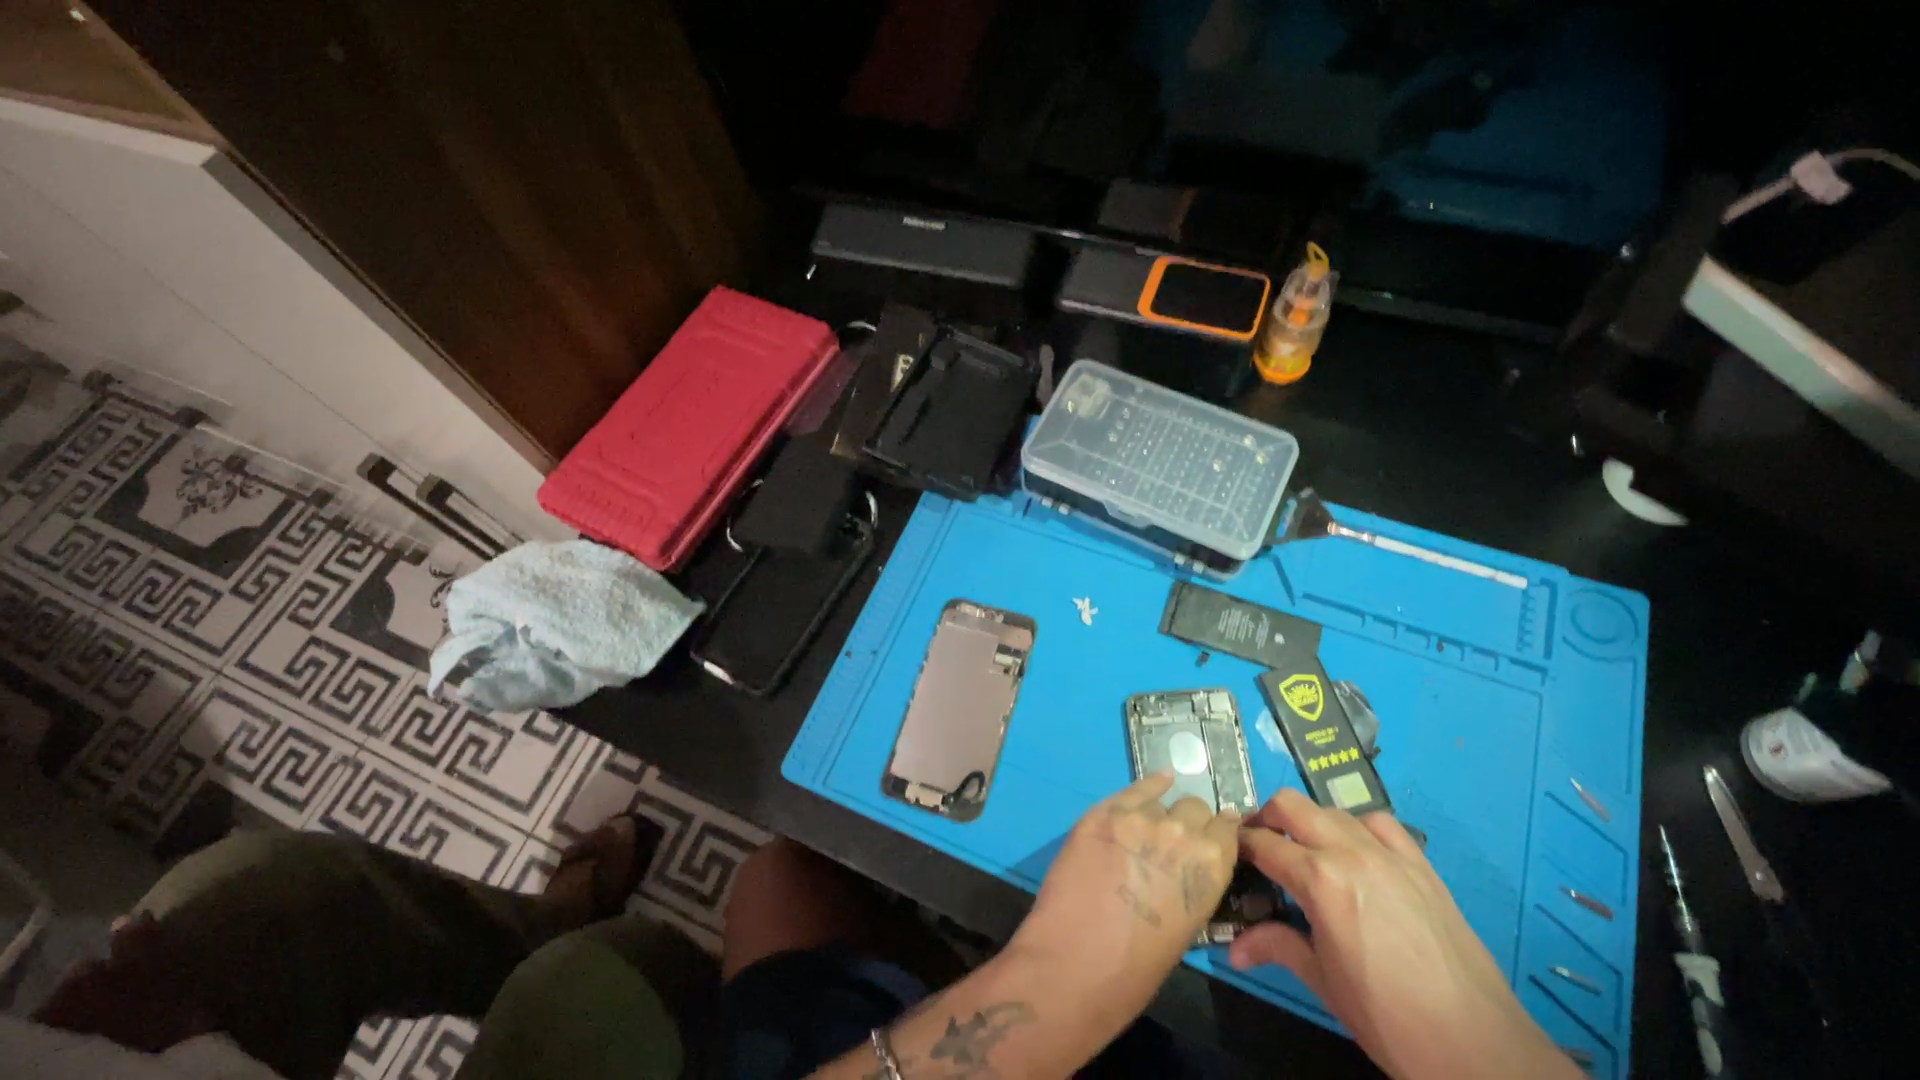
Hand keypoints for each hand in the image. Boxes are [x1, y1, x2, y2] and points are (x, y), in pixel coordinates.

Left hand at [1008, 773, 1238, 1020]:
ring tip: (1146, 835)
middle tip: (1174, 842)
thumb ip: (1196, 884)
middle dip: (1189, 823)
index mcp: (1211, 866)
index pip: (1227, 829)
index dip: (1218, 834)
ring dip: (1159, 815)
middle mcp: (1181, 832)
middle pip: (1194, 808)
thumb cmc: (1137, 967)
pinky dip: (1144, 789)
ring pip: (1160, 802)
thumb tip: (1190, 867)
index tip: (1212, 838)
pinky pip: (1130, 790)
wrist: (1076, 965)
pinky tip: (1154, 783)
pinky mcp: (1101, 814)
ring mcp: (1138, 819)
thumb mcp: (1189, 927)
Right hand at [1233, 790, 1577, 1079]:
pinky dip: (1359, 829)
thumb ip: (1277, 948)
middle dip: (1267, 819)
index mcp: (1319, 880)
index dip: (1238, 845)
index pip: (1262, 843)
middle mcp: (1351, 852)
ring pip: (1335, 810)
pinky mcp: (1422, 866)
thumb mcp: (1322, 982)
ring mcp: (1391, 855)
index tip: (1228, 854)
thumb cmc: (1385, 1015)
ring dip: (1311, 822)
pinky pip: (1383, 825)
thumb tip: (1234, 949)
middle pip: (1292, 806)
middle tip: (1258, 846)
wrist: (1473, 1041)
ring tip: (1306, 852)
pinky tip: (1357, 854)